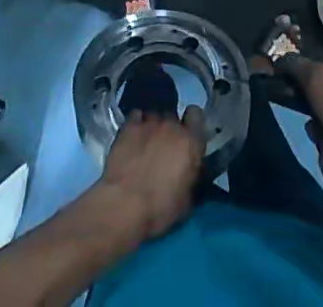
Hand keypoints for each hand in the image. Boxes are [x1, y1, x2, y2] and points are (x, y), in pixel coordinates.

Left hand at [95, 107, 207, 241]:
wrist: (125, 204)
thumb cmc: (161, 208)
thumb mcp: (187, 199)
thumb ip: (191, 175)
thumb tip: (189, 169)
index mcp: (191, 142)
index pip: (196, 114)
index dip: (191, 123)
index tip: (187, 135)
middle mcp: (172, 126)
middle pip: (173, 116)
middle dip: (170, 129)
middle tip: (164, 147)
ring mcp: (149, 123)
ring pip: (154, 115)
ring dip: (152, 127)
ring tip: (145, 144)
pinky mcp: (128, 126)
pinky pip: (136, 116)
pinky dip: (136, 124)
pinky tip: (132, 138)